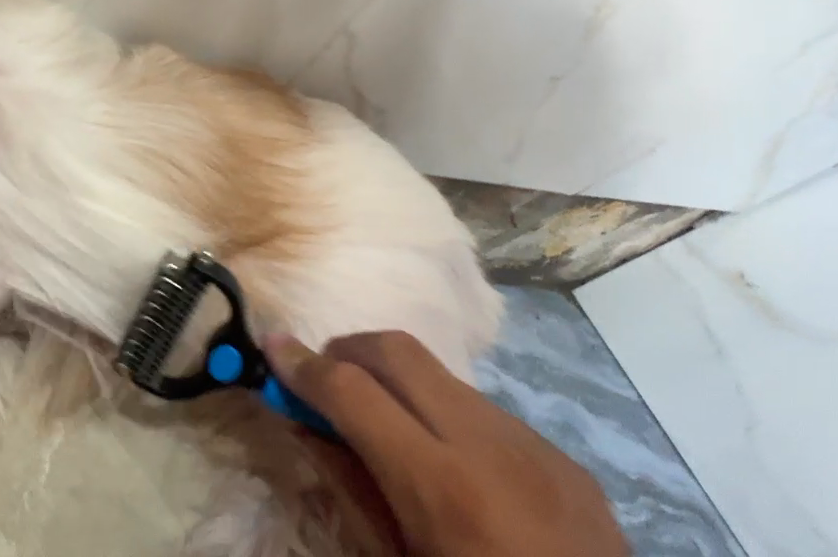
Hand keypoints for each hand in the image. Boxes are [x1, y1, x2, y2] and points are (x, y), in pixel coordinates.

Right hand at [266, 331, 629, 556]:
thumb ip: (350, 485)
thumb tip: (305, 420)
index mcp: (442, 487)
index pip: (352, 390)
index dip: (302, 365)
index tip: (271, 350)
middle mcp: (491, 447)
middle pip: (397, 351)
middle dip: (347, 350)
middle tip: (324, 381)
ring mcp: (537, 448)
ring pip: (442, 377)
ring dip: (397, 384)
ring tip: (385, 427)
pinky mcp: (566, 461)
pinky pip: (487, 413)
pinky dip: (447, 417)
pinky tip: (450, 465)